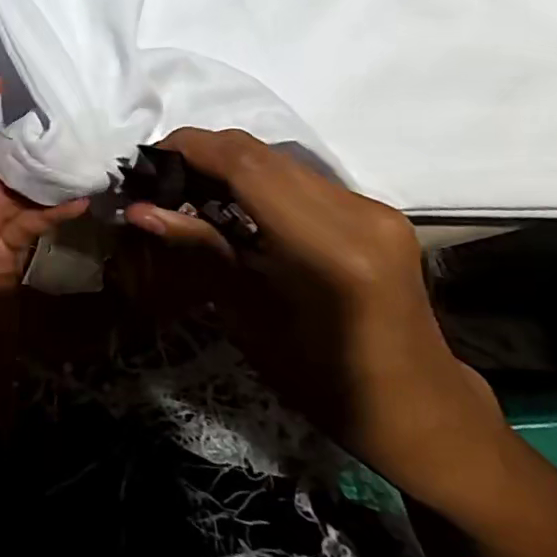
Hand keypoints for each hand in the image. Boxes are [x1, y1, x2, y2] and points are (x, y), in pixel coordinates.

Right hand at [124, 128, 502, 505]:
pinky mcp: (378, 210)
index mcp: (330, 250)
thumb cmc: (325, 386)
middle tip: (161, 178)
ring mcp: (375, 207)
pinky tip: (239, 206)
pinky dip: (262, 182)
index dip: (193, 149)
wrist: (416, 407)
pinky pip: (305, 179)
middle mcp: (359, 213)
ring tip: (192, 190)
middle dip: (205, 154)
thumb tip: (140, 211)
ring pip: (284, 162)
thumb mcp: (252, 322)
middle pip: (265, 153)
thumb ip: (201, 253)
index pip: (249, 166)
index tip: (149, 158)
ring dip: (232, 166)